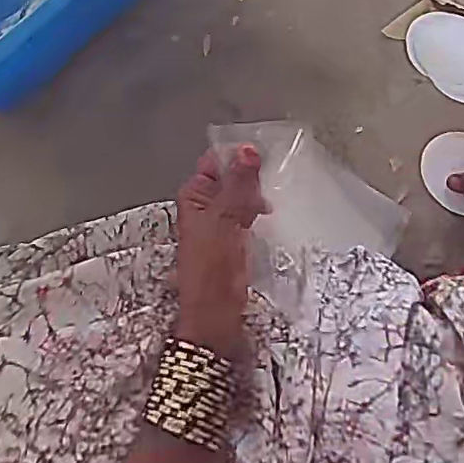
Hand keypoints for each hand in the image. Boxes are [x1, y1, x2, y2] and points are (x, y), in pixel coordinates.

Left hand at [173, 146, 266, 354]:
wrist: (217, 312)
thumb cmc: (213, 266)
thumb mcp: (225, 218)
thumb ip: (238, 184)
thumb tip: (248, 150)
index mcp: (195, 194)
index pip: (216, 161)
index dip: (237, 155)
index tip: (263, 153)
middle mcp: (206, 203)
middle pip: (232, 176)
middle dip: (250, 176)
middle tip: (267, 181)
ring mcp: (222, 219)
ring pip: (243, 193)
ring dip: (256, 194)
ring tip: (266, 202)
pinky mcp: (236, 234)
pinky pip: (250, 211)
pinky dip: (259, 209)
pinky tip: (269, 213)